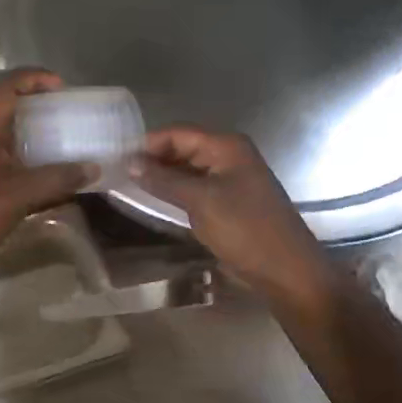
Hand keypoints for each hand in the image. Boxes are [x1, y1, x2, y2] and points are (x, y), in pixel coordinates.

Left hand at [0, 69, 92, 274]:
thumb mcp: (21, 193)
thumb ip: (58, 178)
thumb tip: (94, 168)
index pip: (6, 87)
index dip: (33, 78)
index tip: (61, 86)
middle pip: (6, 105)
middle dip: (35, 101)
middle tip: (65, 107)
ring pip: (6, 131)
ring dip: (31, 127)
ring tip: (61, 132)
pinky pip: (6, 153)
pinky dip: (27, 152)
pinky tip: (47, 166)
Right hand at [129, 125, 341, 309]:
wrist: (285, 269)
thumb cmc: (245, 229)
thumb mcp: (201, 201)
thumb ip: (164, 179)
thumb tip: (129, 163)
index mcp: (227, 146)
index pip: (178, 133)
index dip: (147, 144)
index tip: (117, 159)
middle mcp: (229, 156)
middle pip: (182, 148)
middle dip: (153, 159)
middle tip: (118, 174)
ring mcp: (230, 179)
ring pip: (187, 169)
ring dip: (162, 177)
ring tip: (129, 187)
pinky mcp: (228, 202)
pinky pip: (195, 188)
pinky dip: (175, 192)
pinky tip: (154, 201)